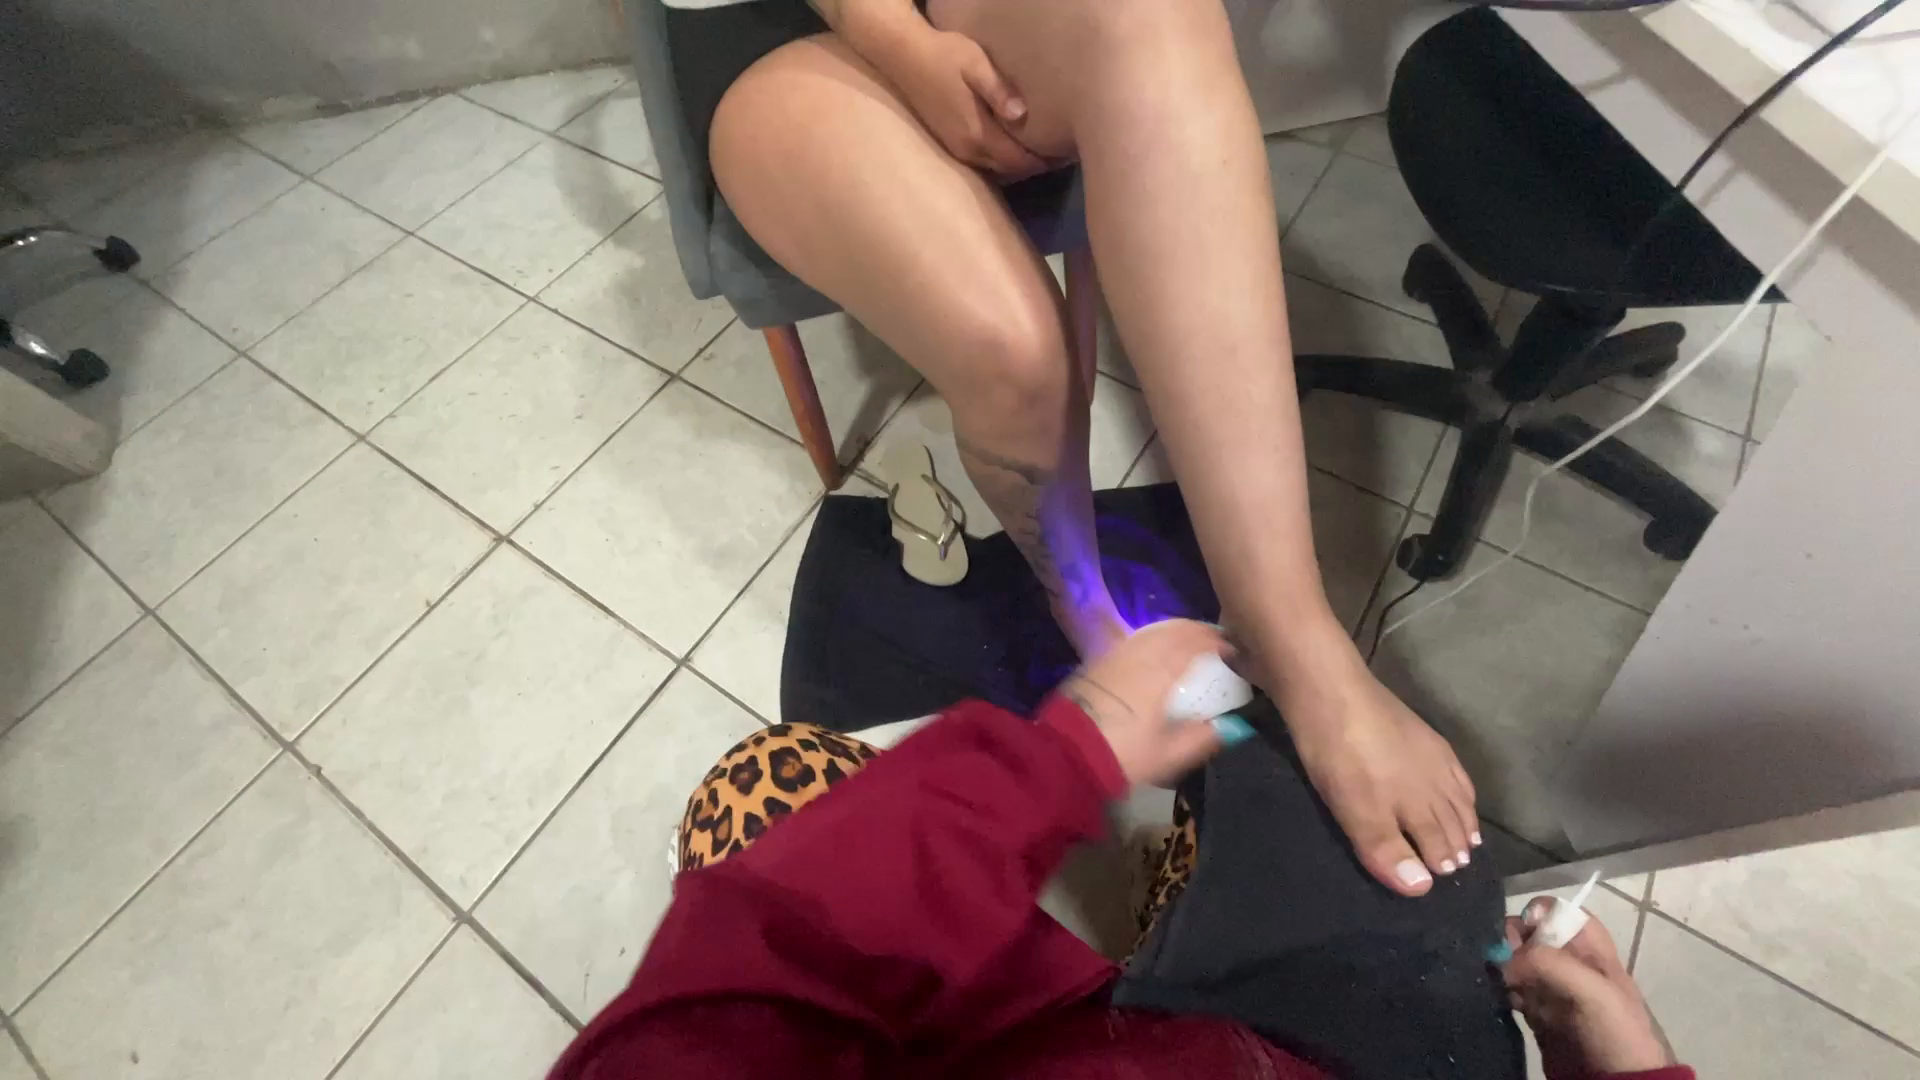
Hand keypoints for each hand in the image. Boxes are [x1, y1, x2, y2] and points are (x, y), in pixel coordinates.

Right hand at [881, 27, 1047, 177]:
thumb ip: (998, 91)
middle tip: (1056, 159)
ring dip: (1016, 166)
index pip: (1015, 159)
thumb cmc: (945, 55)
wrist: (906, 58)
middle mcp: (968, 149)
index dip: (1039, 162)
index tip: (1061, 159)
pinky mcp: (952, 145)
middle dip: (1032, 167)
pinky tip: (1012, 151)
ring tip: (1039, 157)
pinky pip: (983, 163)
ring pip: (995, 169)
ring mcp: (958, 150)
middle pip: (1008, 169)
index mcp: (977, 133)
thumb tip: (1021, 114)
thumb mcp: (975, 65)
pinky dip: (1001, 162)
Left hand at [1060, 620, 1246, 788]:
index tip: (1233, 648)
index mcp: (1159, 675)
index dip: (1215, 642)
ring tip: (1190, 639)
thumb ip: (1203, 738)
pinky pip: (1133, 638)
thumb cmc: (1122, 755)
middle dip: (1197, 630)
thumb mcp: (1169, 755)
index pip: (1192, 645)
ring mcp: (1114, 655)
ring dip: (1175, 630)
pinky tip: (1157, 647)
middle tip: (1216, 638)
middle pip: (1172, 631)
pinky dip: (1152, 636)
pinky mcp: (1097, 660)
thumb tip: (1234, 725)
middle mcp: (1137, 656)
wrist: (1068, 752)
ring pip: (1151, 631)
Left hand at [1268, 635, 1478, 894]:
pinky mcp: (1423, 733)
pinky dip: (1462, 792)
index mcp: (1416, 806)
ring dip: (1463, 824)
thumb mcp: (1351, 807)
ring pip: (1457, 800)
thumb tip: (1423, 888)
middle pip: (1452, 824)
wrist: (1332, 689)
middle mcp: (1434, 784)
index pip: (1437, 846)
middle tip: (1457, 867)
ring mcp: (1431, 755)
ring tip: (1466, 842)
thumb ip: (1384, 846)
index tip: (1442, 882)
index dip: (1439, 865)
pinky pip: (1454, 772)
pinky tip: (1459, 793)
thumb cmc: (1337, 753)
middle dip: (1455, 848)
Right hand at [1501, 899, 1674, 1075]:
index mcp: (1592, 951)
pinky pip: (1507, 984)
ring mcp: (1551, 986)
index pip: (1561, 912)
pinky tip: (1504, 997)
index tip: (1526, 928)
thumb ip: (1545, 962)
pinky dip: (1498, 986)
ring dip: (1499, 962)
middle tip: (1504, 956)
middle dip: (1510, 938)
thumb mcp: (1592, 991)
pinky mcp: (1535, 1008)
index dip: (1540, 912)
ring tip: (1500, 979)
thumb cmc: (1614, 1031)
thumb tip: (1499, 962)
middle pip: (1529, 931)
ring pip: (1513, 956)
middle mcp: (1569, 963)